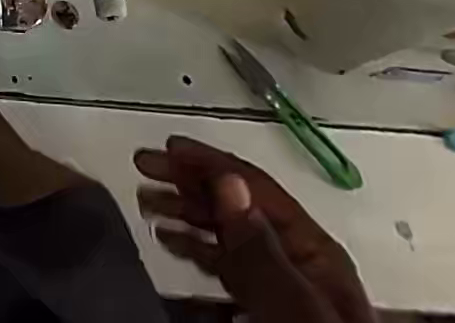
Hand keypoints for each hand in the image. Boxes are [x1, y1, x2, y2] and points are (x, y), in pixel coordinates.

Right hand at [134, 136, 374, 322]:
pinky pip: (222, 268)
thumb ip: (261, 253)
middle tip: (142, 168)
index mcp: (312, 253)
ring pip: (225, 233)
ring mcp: (279, 290)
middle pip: (235, 205)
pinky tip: (171, 242)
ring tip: (147, 199)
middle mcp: (296, 262)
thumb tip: (229, 185)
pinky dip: (193, 248)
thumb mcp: (293, 313)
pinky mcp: (262, 316)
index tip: (165, 148)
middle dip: (188, 181)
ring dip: (185, 210)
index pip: (254, 188)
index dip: (208, 162)